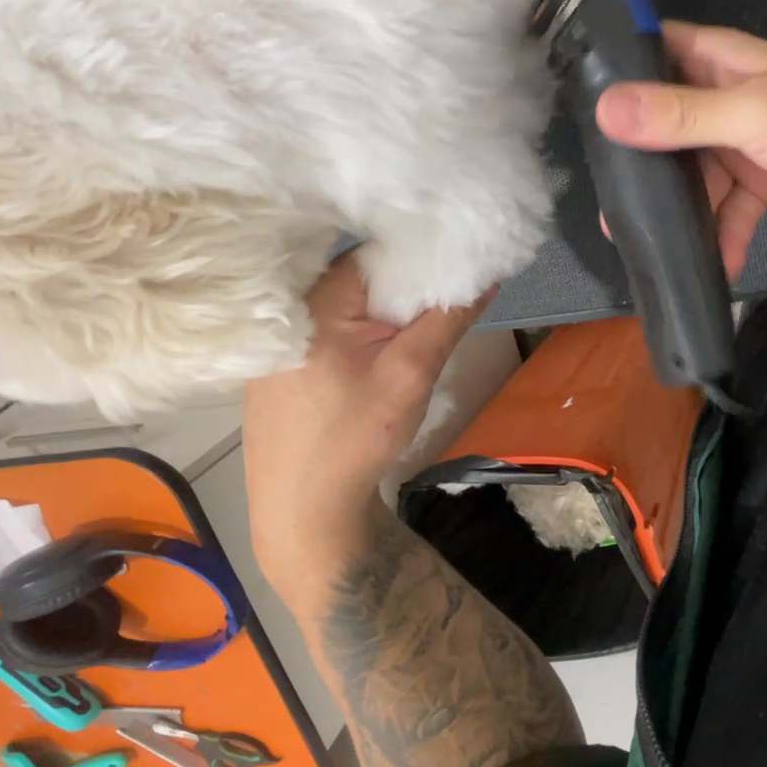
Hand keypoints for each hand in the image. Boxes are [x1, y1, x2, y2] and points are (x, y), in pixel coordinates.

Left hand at [241, 257, 490, 595]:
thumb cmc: (357, 437)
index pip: (376, 255)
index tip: (459, 266)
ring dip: (387, 311)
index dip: (421, 257)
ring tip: (422, 327)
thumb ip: (449, 316)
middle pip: (361, 278)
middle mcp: (286, 311)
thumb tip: (488, 269)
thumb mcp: (413, 372)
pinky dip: (364, 330)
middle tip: (446, 303)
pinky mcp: (279, 365)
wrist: (304, 512)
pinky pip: (331, 328)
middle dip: (407, 288)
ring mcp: (278, 340)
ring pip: (348, 305)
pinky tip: (383, 353)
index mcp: (312, 303)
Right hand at [594, 23, 766, 274]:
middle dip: (642, 161)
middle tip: (612, 202)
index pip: (657, 51)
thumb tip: (607, 110)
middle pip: (667, 123)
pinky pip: (728, 209)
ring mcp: (743, 144)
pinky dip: (722, 234)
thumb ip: (682, 115)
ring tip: (646, 245)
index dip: (620, 70)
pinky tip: (718, 263)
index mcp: (722, 62)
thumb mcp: (751, 115)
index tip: (583, 106)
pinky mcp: (760, 185)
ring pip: (694, 174)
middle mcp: (726, 98)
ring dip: (679, 209)